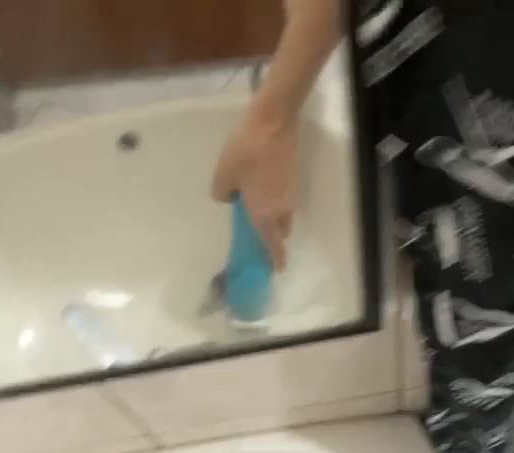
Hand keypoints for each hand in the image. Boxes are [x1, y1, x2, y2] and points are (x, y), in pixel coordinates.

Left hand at [211, 106, 298, 268]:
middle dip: (273, 235)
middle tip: (260, 230)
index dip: (275, 258)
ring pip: (284, 214)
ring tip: (257, 204)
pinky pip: (284, 198)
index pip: (272, 244)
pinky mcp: (291, 178)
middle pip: (281, 230)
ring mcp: (289, 193)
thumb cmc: (246, 151)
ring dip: (274, 216)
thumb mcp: (222, 174)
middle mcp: (281, 209)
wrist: (273, 122)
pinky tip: (261, 186)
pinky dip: (275, 200)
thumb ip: (221, 193)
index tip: (277, 269)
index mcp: (264, 214)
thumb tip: (228, 198)